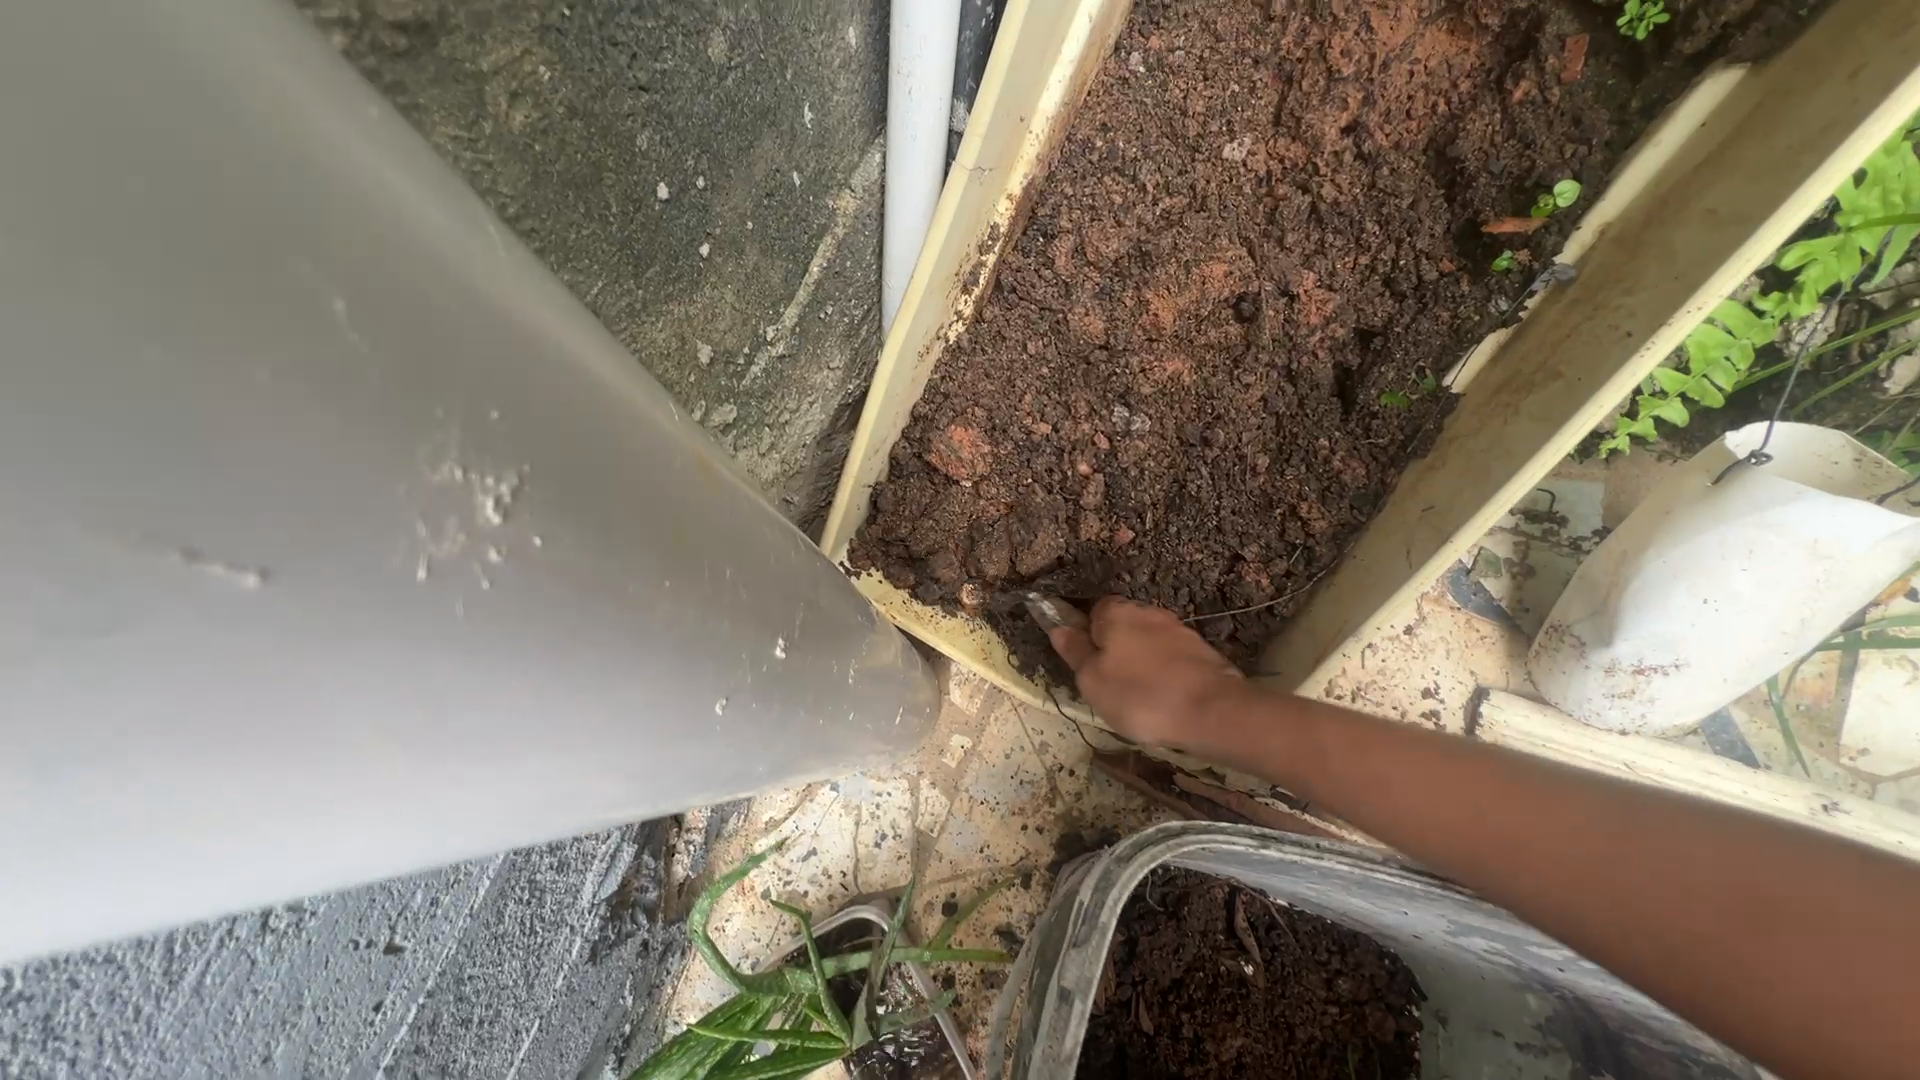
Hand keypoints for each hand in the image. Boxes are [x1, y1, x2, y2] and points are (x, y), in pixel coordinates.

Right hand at [1046, 596, 1245, 746]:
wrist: (1212, 711)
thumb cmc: (1140, 695)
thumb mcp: (1092, 680)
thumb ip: (1075, 651)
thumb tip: (1059, 628)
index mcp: (1116, 612)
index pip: (1094, 610)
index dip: (1087, 635)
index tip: (1088, 664)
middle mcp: (1148, 612)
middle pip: (1123, 625)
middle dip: (1116, 647)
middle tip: (1111, 683)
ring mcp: (1179, 629)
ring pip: (1149, 641)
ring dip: (1142, 661)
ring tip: (1140, 696)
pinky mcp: (1202, 650)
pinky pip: (1172, 657)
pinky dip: (1166, 672)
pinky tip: (1166, 696)